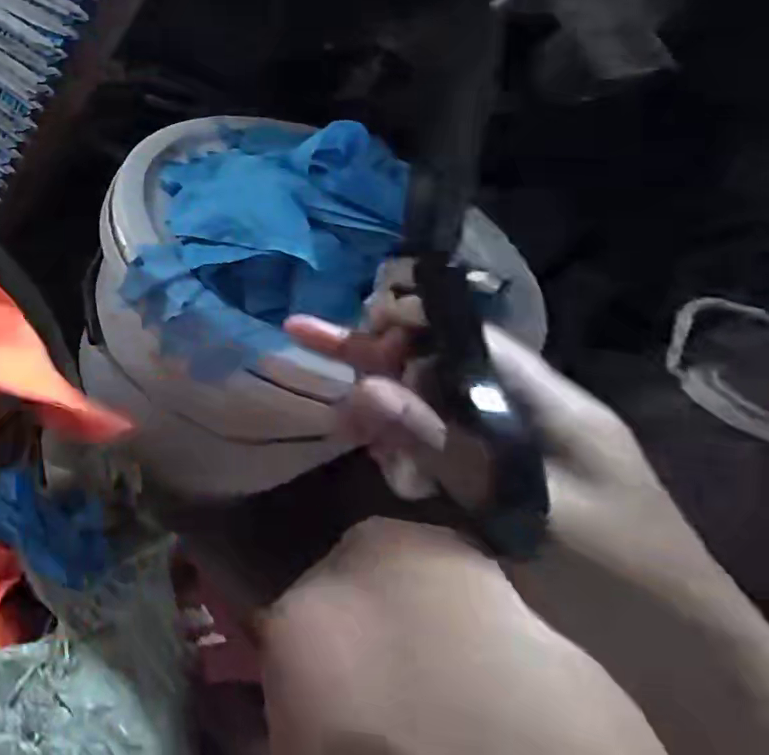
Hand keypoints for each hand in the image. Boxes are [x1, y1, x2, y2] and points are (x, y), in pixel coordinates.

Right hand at [284, 310, 715, 592]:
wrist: (673, 653)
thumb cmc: (617, 573)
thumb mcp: (527, 508)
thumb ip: (444, 445)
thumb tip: (364, 388)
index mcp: (550, 404)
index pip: (471, 335)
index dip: (411, 321)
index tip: (358, 332)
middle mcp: (518, 409)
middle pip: (429, 359)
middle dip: (370, 354)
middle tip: (302, 336)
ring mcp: (499, 441)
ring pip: (416, 397)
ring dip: (374, 405)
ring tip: (341, 426)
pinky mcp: (482, 470)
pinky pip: (421, 436)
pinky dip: (391, 440)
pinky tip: (379, 460)